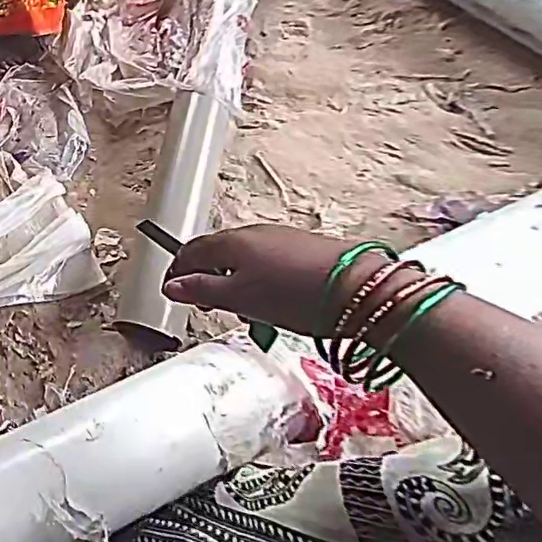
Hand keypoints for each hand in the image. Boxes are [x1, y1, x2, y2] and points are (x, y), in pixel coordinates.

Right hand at [162, 225, 379, 335]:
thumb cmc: (297, 295)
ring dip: (237, 279)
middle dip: (208, 277)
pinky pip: (272, 261)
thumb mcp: (239, 299)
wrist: (368, 292)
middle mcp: (253, 233)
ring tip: (248, 308)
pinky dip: (264, 278)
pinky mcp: (309, 248)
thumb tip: (172, 286)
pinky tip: (278, 300)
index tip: (175, 292)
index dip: (177, 273)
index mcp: (228, 241)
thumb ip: (201, 291)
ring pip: (245, 258)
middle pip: (216, 253)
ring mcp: (283, 238)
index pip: (188, 251)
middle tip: (209, 304)